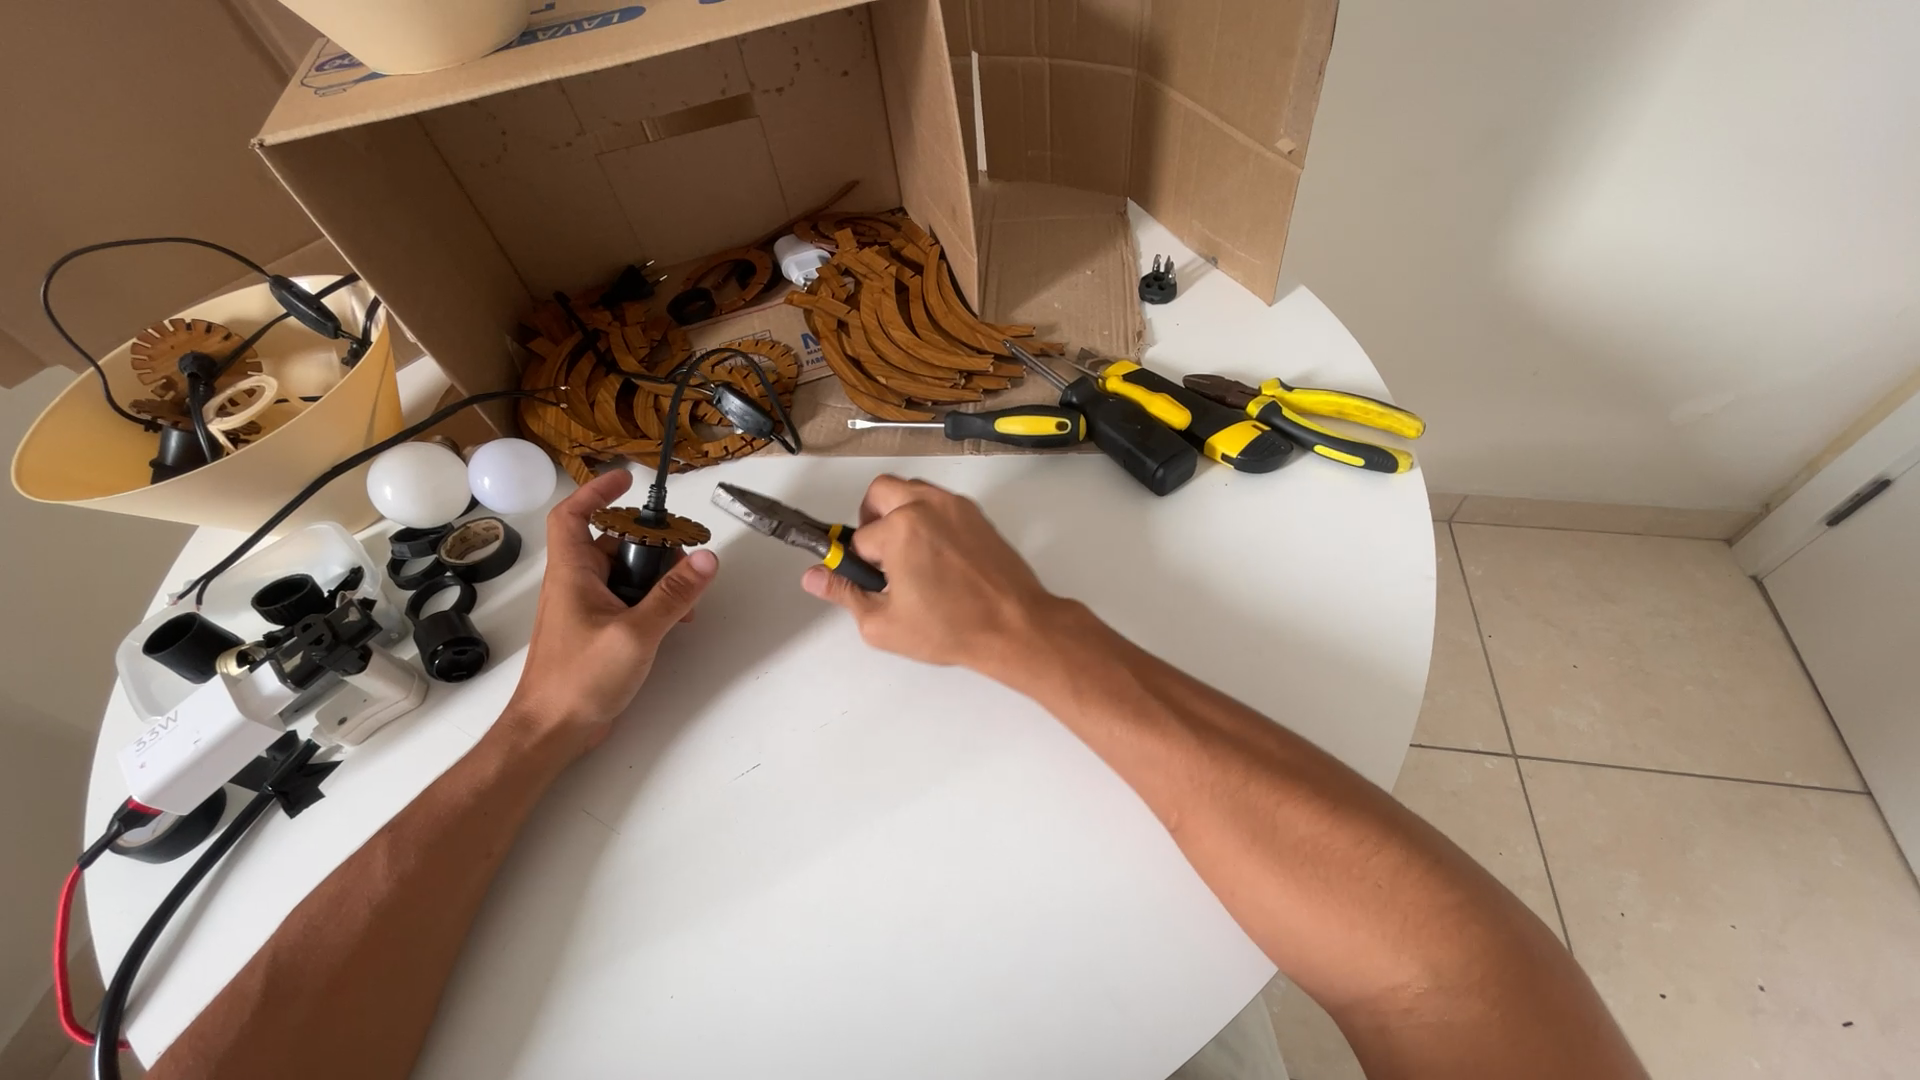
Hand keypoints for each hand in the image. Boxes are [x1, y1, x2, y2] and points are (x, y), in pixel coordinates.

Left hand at [506, 469, 717, 756]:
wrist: (550, 731)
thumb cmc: (579, 680)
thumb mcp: (636, 633)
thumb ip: (673, 594)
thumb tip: (706, 558)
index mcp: (572, 574)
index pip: (574, 515)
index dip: (597, 492)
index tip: (627, 481)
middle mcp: (576, 585)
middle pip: (614, 544)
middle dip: (652, 545)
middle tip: (685, 557)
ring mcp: (586, 610)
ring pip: (626, 575)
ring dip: (659, 580)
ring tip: (687, 599)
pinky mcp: (598, 632)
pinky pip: (629, 602)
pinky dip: (654, 603)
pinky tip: (677, 621)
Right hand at [800, 475, 1072, 674]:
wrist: (1014, 626)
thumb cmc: (953, 627)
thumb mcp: (883, 623)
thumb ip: (845, 593)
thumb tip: (815, 576)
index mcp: (900, 528)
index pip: (858, 539)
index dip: (858, 565)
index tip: (865, 581)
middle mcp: (927, 506)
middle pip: (880, 492)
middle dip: (870, 519)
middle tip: (877, 555)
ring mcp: (955, 506)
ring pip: (911, 490)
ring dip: (898, 513)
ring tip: (906, 556)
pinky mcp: (976, 515)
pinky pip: (940, 502)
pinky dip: (928, 518)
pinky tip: (934, 557)